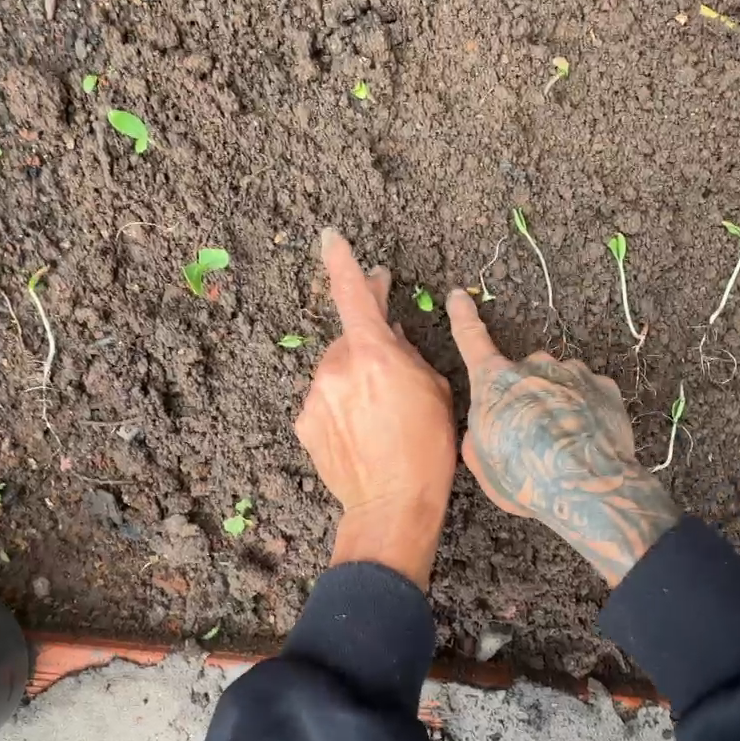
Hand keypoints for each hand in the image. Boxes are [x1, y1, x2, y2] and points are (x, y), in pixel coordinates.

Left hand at [295, 229, 456, 589]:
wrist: (392, 504)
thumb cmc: (426, 447)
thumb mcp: (434, 388)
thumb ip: (407, 352)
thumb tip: (389, 330)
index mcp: (373, 354)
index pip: (351, 294)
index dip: (341, 261)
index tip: (330, 236)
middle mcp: (337, 368)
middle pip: (348, 335)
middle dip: (368, 333)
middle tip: (389, 336)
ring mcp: (316, 397)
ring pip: (336, 368)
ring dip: (356, 373)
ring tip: (383, 408)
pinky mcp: (305, 422)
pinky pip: (325, 397)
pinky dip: (341, 401)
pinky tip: (363, 426)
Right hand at [445, 290, 678, 585]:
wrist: (586, 488)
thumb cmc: (524, 477)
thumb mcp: (481, 461)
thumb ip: (479, 431)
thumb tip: (488, 425)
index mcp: (495, 381)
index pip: (471, 339)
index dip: (462, 316)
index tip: (458, 296)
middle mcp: (533, 365)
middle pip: (523, 374)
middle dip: (525, 397)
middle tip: (531, 436)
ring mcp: (572, 371)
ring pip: (558, 382)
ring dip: (557, 404)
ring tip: (563, 445)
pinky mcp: (604, 385)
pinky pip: (588, 392)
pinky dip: (585, 411)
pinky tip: (586, 440)